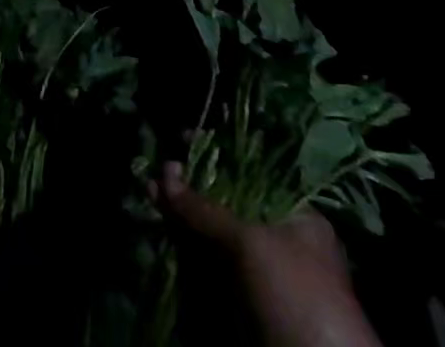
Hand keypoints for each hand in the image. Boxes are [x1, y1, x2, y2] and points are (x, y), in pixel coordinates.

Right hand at [153, 162, 383, 346]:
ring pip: (212, 236)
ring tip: (147, 193)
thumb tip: (164, 172)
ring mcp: (259, 276)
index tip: (183, 139)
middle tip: (155, 171)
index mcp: (297, 218)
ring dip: (181, 217)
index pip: (251, 174)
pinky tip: (158, 231)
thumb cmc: (297, 295)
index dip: (217, 155)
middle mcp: (278, 241)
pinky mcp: (239, 305)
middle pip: (226, 204)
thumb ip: (206, 208)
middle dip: (190, 187)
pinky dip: (183, 251)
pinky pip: (206, 269)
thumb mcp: (253, 244)